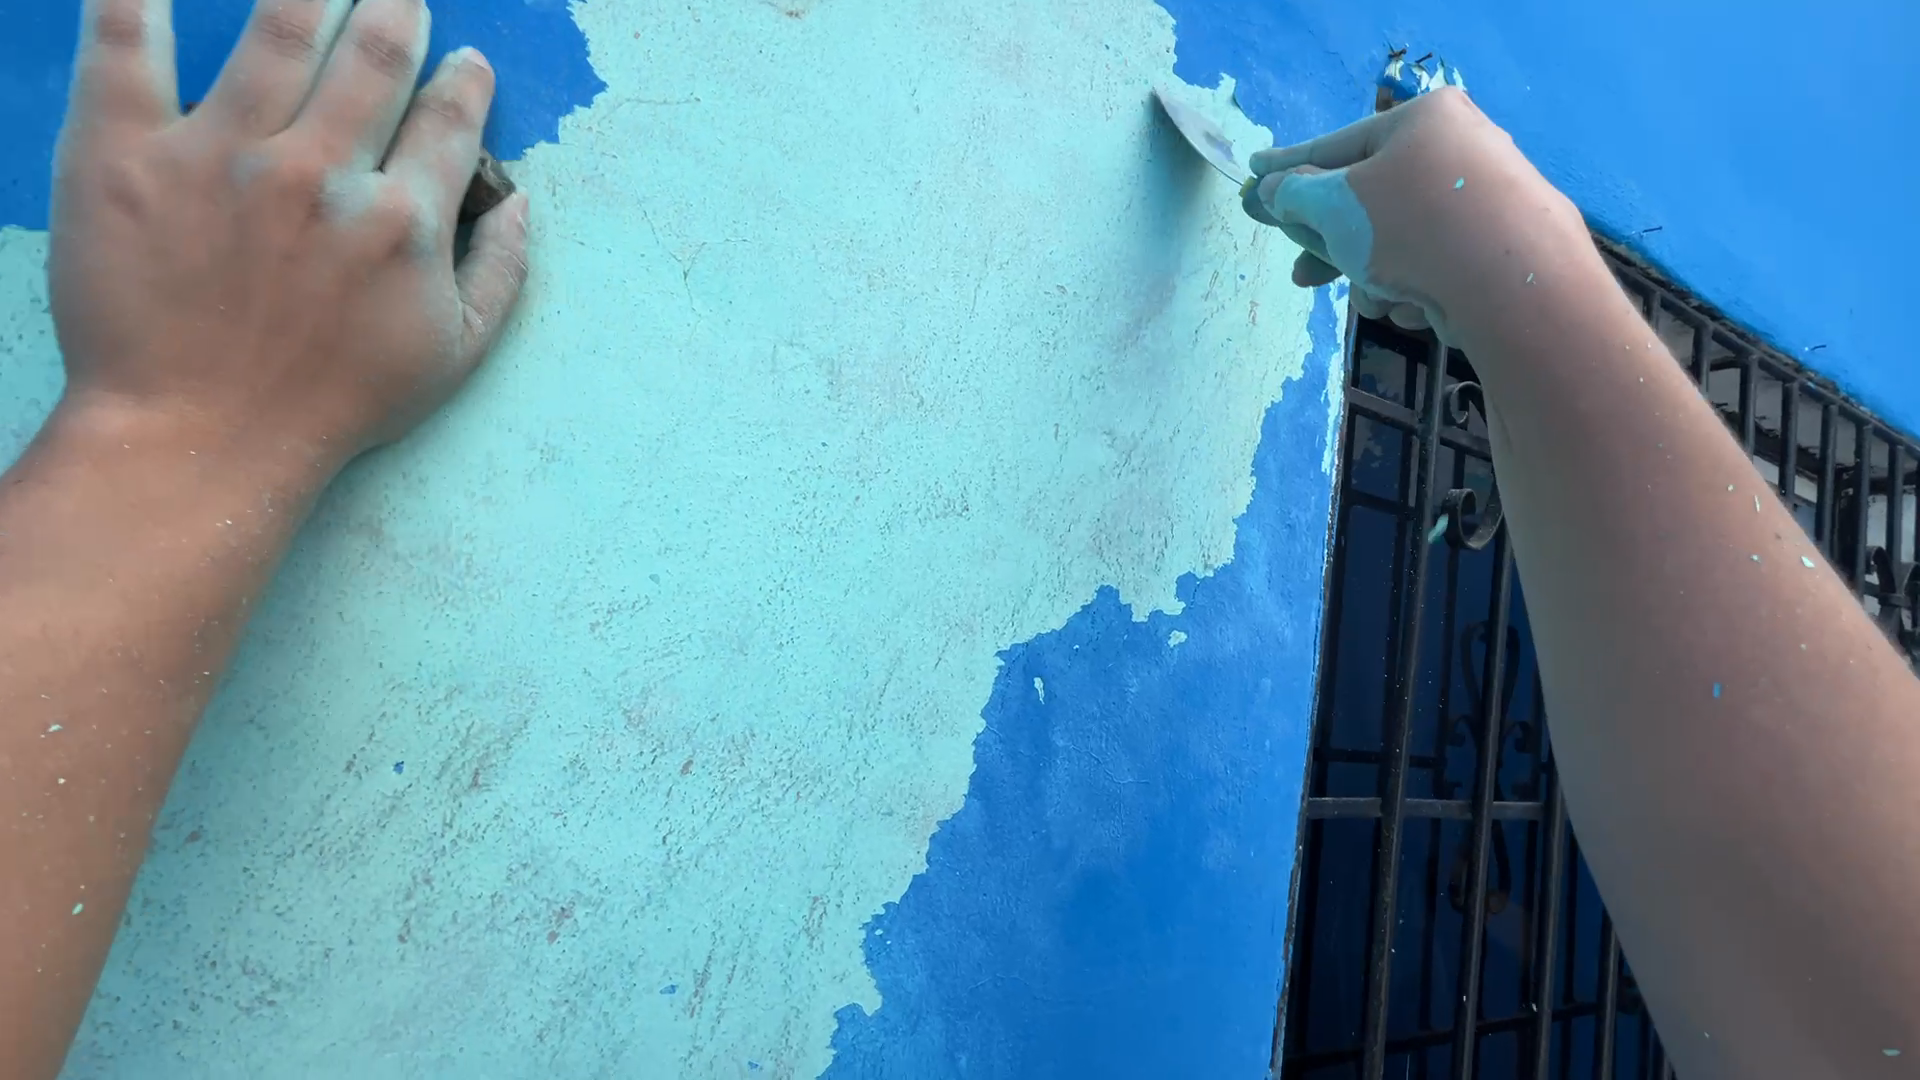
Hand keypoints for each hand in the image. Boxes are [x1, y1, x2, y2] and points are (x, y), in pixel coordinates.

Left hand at [48, 0, 530, 470]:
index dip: (464, 85)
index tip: (469, 62)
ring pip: (271, 37)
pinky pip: (123, 47)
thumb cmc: (351, 396)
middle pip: (370, 63)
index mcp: (407, 223)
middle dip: (394, 12)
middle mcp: (324, 174)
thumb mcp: (460, 350)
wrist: (212, 428)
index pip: (447, 127)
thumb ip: (500, 272)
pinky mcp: (125, 154)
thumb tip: (518, 206)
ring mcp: (222, 156)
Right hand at [1241, 88, 1586, 337]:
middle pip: (1364, 204)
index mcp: (1422, 121)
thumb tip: (1273, 186)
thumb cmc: (1410, 226)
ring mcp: (1478, 199)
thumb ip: (1293, 193)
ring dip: (1369, 278)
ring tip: (1375, 296)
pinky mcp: (1491, 247)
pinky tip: (1413, 304)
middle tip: (1302, 276)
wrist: (1509, 282)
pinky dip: (1408, 288)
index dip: (1288, 165)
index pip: (1336, 144)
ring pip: (1390, 243)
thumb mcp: (1333, 205)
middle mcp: (1456, 150)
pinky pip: (1424, 265)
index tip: (1255, 173)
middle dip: (1331, 249)